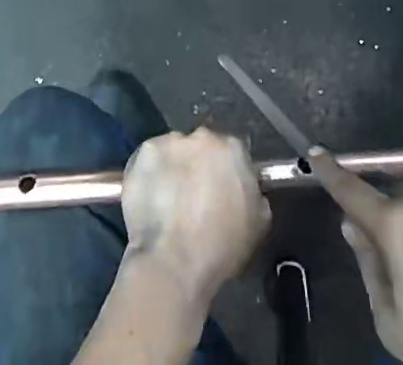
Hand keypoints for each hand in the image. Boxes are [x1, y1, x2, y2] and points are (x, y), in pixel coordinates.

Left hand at [120, 128, 269, 303]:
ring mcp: (170, 144)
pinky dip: (149, 175)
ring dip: (174, 168)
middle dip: (199, 166)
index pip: (232, 152)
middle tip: (194, 196)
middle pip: (202, 147)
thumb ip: (255, 194)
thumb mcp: (259, 221)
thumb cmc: (222, 247)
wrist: (174, 264)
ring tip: (167, 200)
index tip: (220, 192)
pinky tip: (150, 198)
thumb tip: (246, 188)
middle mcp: (203, 138)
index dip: (226, 173)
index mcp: (234, 149)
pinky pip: (148, 161)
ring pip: (174, 151)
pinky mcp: (143, 155)